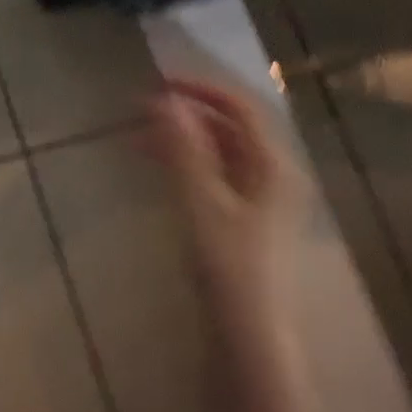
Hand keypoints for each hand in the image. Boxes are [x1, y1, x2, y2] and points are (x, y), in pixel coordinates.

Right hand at [144, 78, 303, 318]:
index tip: (157, 83)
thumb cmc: (227, 262)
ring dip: (183, 137)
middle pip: (232, 129)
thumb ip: (182, 149)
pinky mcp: (244, 219)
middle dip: (187, 114)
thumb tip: (162, 100)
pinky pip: (215, 174)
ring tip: (138, 137)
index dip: (200, 90)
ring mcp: (261, 199)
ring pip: (221, 152)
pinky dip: (185, 161)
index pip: (241, 109)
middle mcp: (273, 176)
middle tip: (141, 109)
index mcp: (273, 167)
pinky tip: (157, 167)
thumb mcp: (200, 200)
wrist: (247, 329)